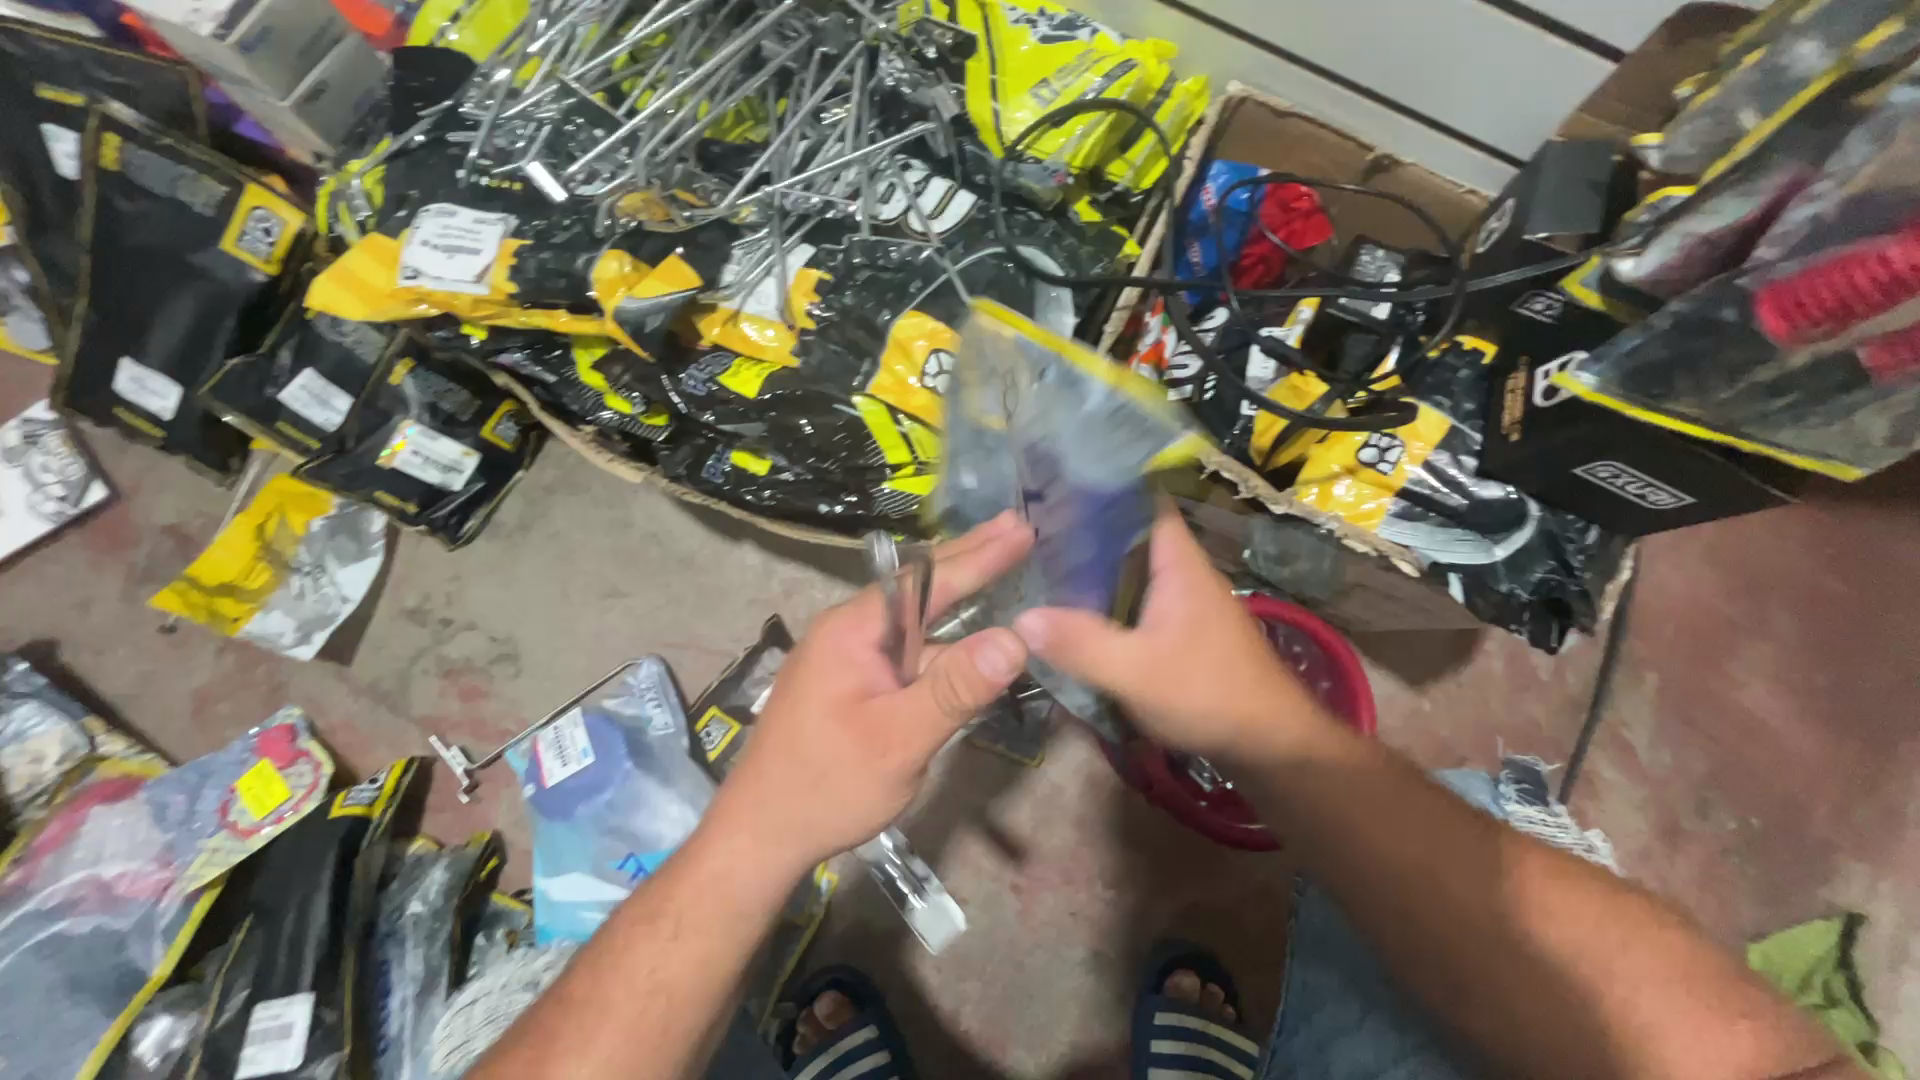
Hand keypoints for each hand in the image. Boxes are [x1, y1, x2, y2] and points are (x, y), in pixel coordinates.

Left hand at [705, 513, 1034, 874]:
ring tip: (1001, 570)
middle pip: (919, 589)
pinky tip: (967, 641)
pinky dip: (942, 641)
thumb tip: (1014, 639)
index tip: (1022, 528)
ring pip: (914, 624)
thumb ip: (955, 689)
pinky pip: (905, 653)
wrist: (760, 835)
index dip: (980, 556)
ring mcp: (846, 658)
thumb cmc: (827, 786)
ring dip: (959, 601)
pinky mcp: (850, 685)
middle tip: (1017, 527)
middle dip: (970, 558)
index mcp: (852, 630)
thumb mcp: (899, 740)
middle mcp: (847, 632)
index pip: (927, 581)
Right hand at [1012, 506, 1333, 763]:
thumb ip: (1081, 643)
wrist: (1271, 744)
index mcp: (1179, 564)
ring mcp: (1188, 603)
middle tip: (1030, 529)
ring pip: (1134, 570)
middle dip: (1086, 529)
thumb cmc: (1209, 694)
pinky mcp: (1185, 632)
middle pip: (1132, 535)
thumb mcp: (1136, 672)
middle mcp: (1185, 574)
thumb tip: (1020, 618)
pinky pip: (1139, 600)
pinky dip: (1109, 599)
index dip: (1103, 487)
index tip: (1054, 483)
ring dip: (1096, 568)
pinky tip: (1077, 612)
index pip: (1144, 501)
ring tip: (1041, 564)